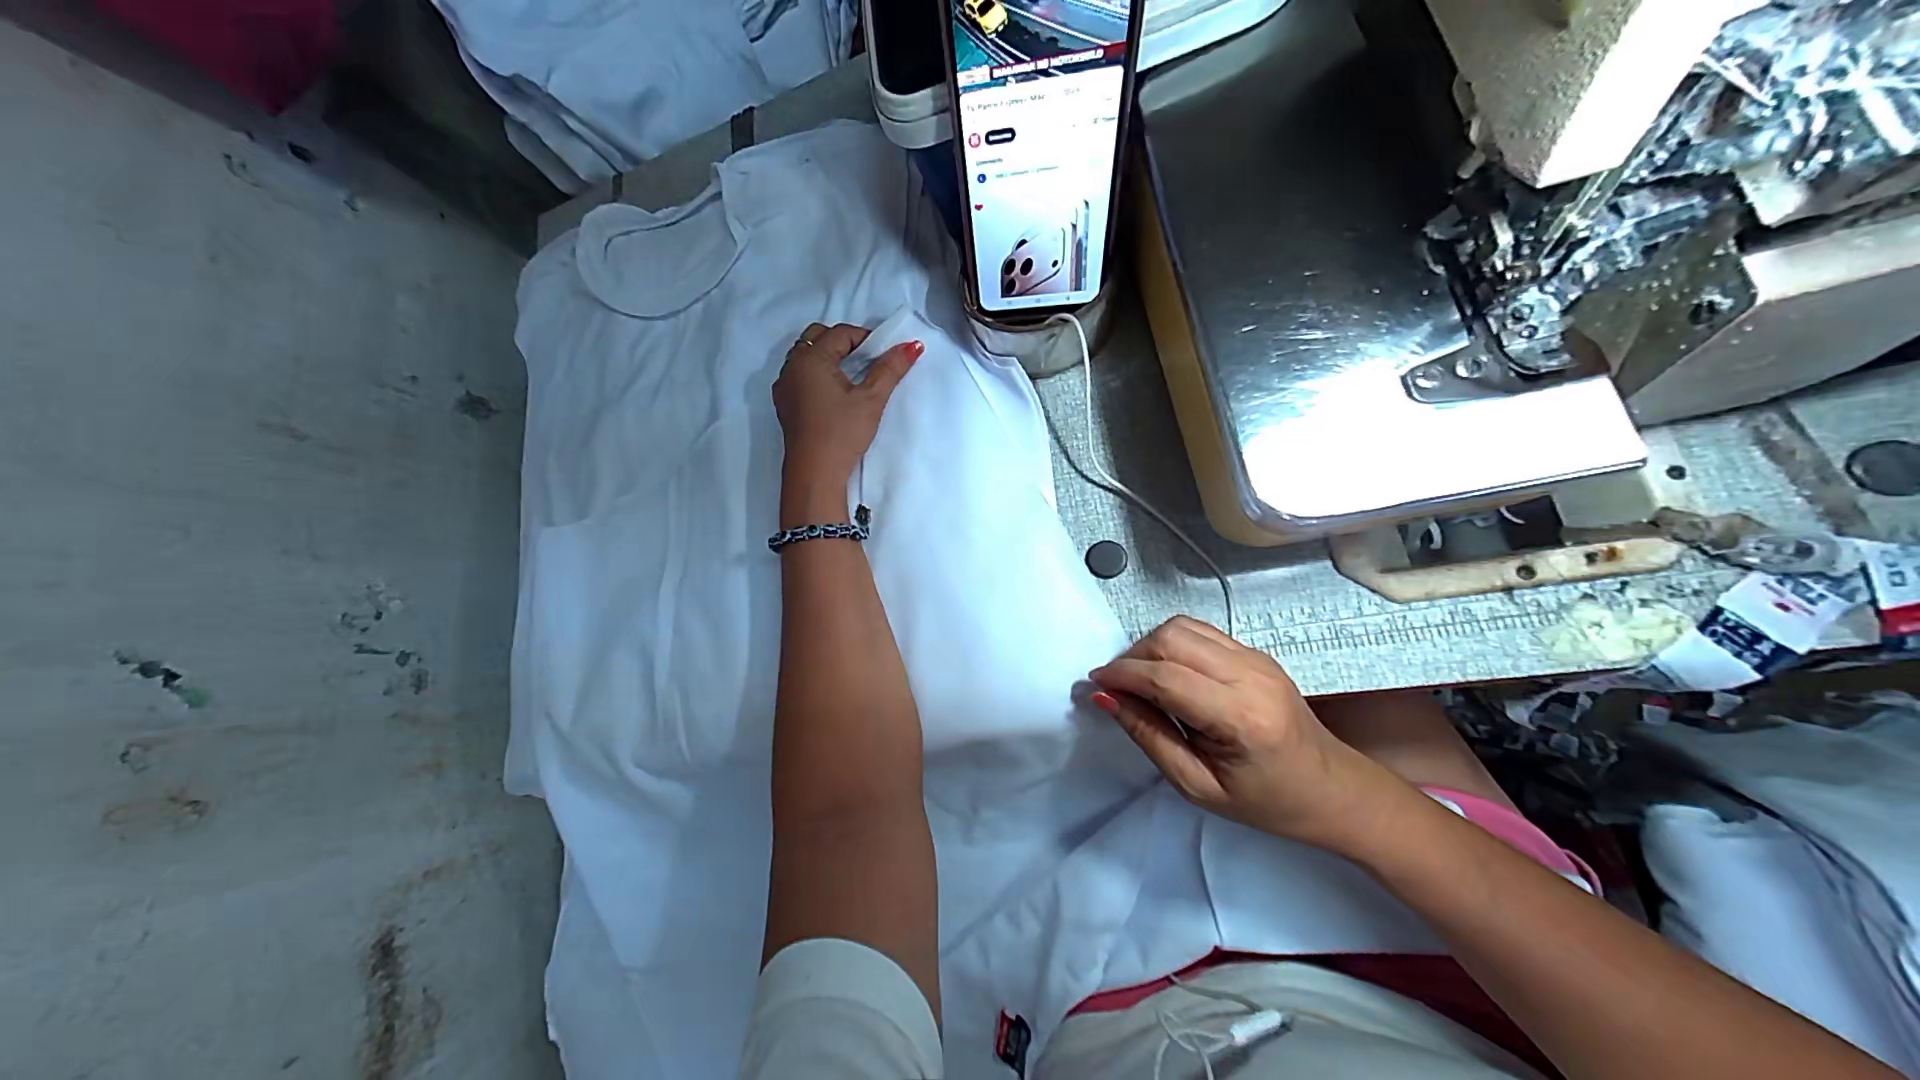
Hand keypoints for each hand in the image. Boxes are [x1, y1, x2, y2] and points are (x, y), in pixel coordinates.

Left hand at [773, 323, 922, 495]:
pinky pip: (799, 376)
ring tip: (852, 375)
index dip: (865, 338)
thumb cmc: (843, 433)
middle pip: (817, 338)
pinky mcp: (784, 404)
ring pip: (806, 356)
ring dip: (828, 357)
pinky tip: (833, 393)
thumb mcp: (871, 399)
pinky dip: (816, 374)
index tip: (883, 353)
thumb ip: (890, 368)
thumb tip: (912, 346)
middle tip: (867, 359)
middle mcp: (792, 367)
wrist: (815, 472)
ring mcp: (784, 386)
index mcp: (811, 359)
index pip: (840, 333)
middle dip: (843, 342)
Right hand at [1089, 616, 1407, 851]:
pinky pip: (1201, 632)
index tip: (1095, 685)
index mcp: (1240, 717)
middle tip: (1117, 687)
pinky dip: (1172, 645)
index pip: (1165, 677)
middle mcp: (1250, 675)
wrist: (1333, 790)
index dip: (1122, 675)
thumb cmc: (1267, 802)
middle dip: (1133, 656)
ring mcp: (1257, 658)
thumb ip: (1149, 736)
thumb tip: (1105, 698)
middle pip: (1172, 638)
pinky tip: (1168, 674)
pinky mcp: (1257, 652)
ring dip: (1150, 646)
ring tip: (1140, 680)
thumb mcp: (1197, 786)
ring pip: (1184, 626)